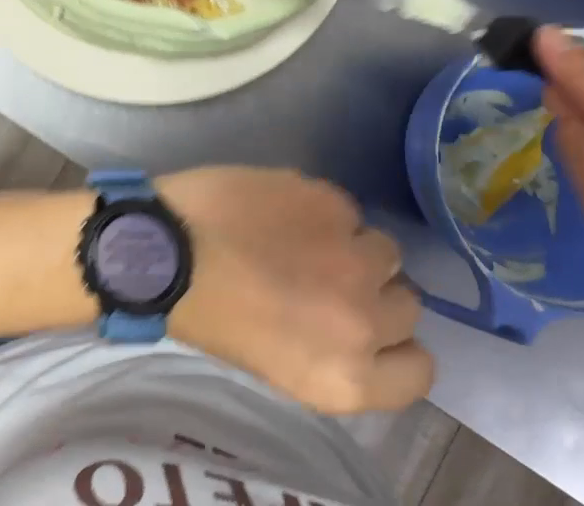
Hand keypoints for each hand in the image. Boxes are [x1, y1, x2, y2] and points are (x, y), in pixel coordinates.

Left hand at [156, 167, 431, 412]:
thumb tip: (354, 330)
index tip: (364, 328)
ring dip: (352, 247)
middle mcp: (367, 323)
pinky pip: (346, 209)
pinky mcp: (332, 205)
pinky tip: (278, 210)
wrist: (164, 251)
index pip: (419, 370)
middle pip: (406, 304)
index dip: (393, 345)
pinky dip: (320, 210)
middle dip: (371, 292)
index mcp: (349, 378)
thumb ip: (332, 356)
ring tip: (299, 240)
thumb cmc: (205, 316)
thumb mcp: (277, 368)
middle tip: (322, 278)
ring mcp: (354, 258)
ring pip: (385, 251)